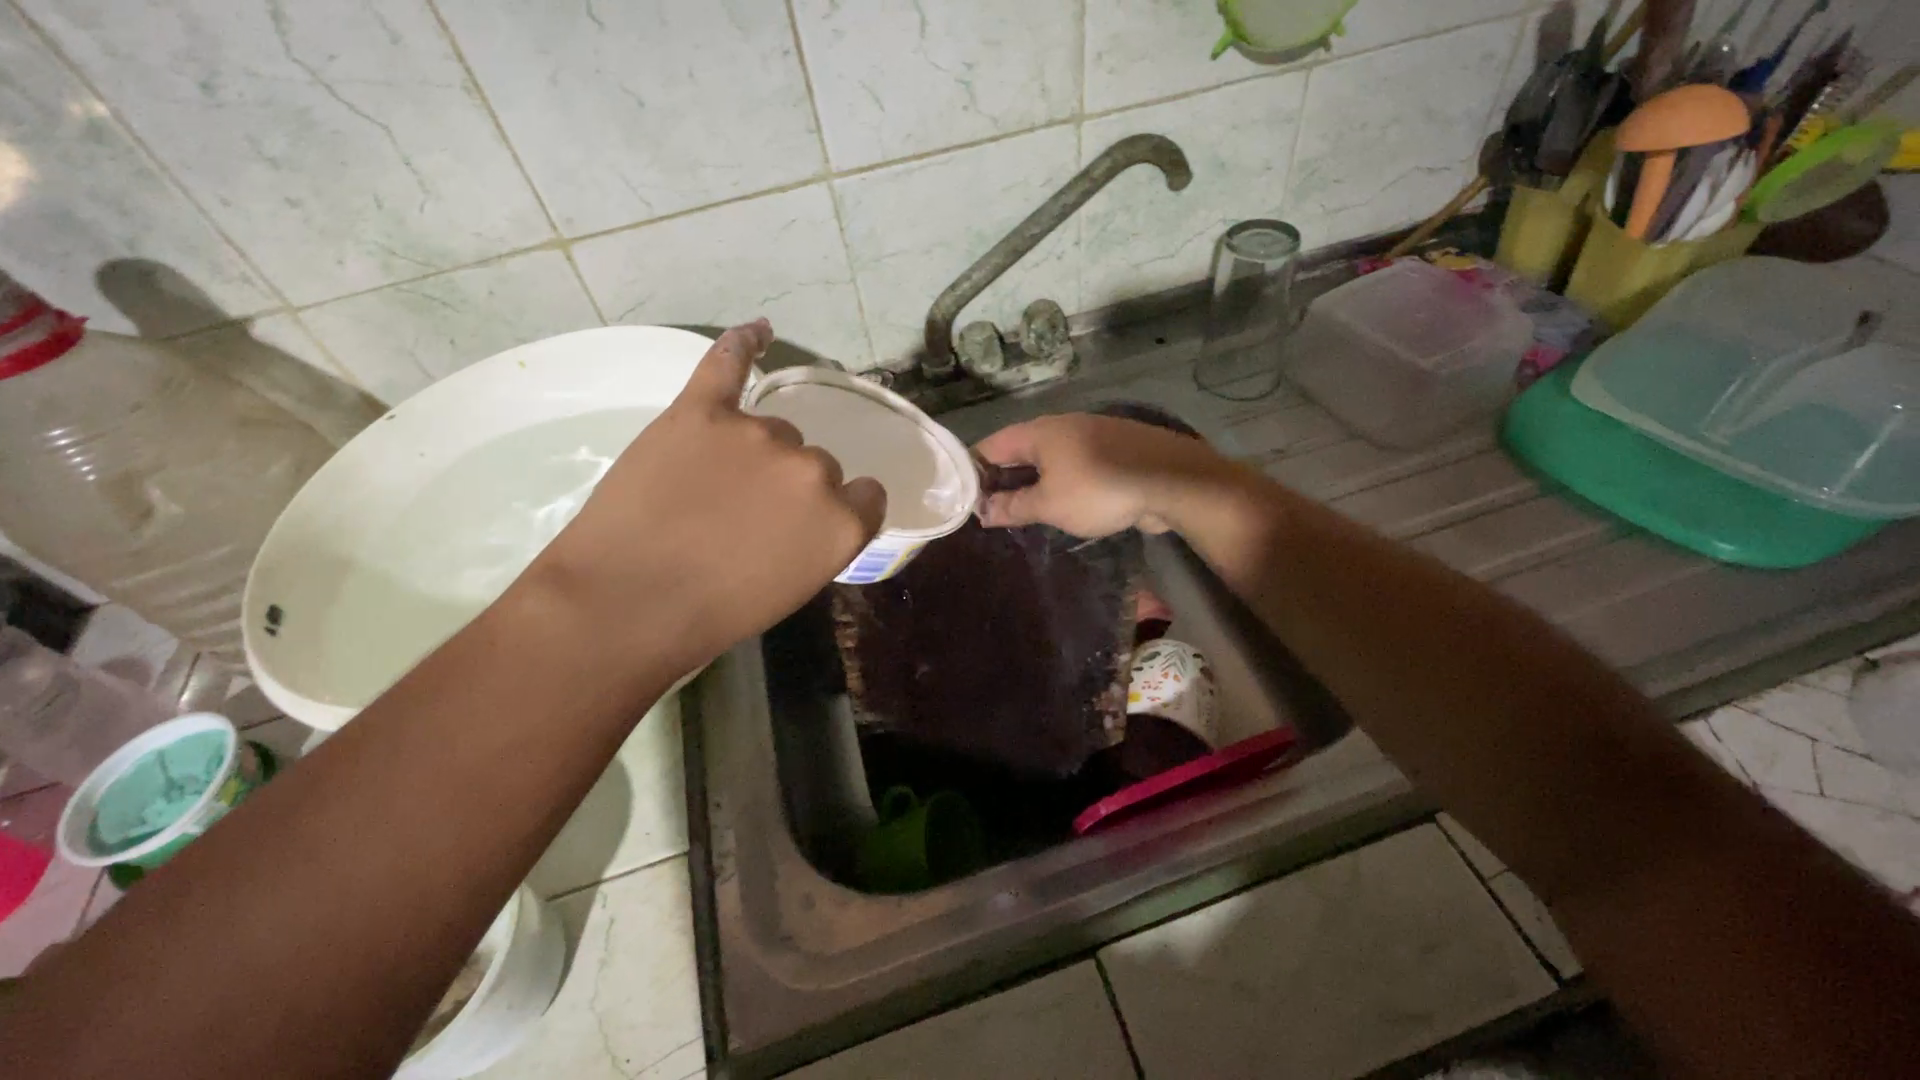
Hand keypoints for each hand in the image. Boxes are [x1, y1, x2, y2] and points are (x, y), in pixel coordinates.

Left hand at [527, 320, 885, 673]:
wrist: (625, 604)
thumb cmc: (711, 616)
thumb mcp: (792, 589)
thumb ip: (817, 540)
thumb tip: (807, 514)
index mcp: (842, 521)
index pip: (865, 495)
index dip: (836, 510)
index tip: (805, 526)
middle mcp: (813, 468)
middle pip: (815, 461)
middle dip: (785, 486)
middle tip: (740, 518)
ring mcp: (756, 433)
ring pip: (771, 429)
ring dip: (750, 452)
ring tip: (703, 490)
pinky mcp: (699, 411)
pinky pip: (729, 362)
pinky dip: (743, 343)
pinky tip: (758, 332)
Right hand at [973, 413, 1228, 538]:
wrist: (1169, 480)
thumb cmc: (1099, 490)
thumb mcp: (1049, 505)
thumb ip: (1013, 507)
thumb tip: (983, 511)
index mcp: (1039, 432)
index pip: (991, 446)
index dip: (974, 471)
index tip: (964, 497)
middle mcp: (1061, 426)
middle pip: (1020, 450)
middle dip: (1004, 478)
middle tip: (990, 509)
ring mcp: (1091, 435)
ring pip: (1050, 458)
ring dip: (1034, 481)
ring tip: (1023, 510)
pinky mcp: (1114, 450)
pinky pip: (1075, 465)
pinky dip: (1061, 482)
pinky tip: (1063, 504)